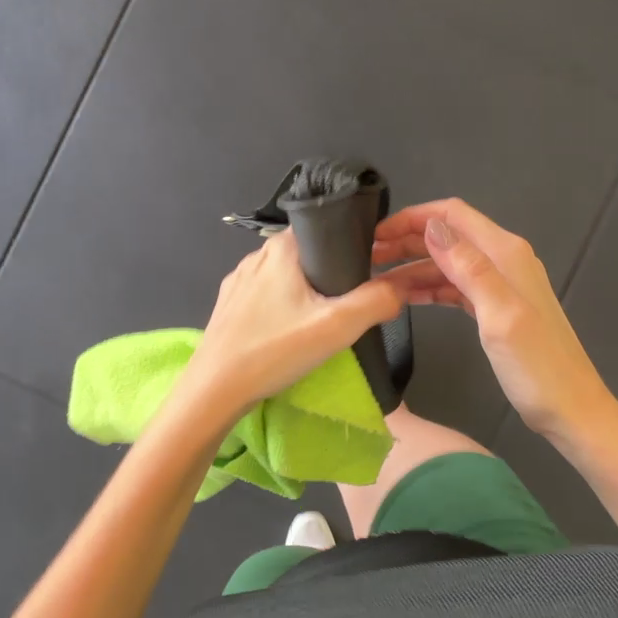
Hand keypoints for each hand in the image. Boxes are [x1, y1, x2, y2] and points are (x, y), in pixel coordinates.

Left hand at [182, 230, 404, 415]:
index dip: (352, 245)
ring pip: (285, 278)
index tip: (370, 271)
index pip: (326, 228)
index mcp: (282, 247)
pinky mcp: (228, 306)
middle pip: (308, 255)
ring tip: (320, 322)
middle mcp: (256, 255)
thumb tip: (402, 286)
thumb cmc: (274, 351)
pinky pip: (265, 297)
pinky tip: (288, 333)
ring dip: (305, 295)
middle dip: (330, 276)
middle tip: (348, 306)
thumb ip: (376, 301)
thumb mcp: (337, 327)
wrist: (215, 389)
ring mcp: (238, 281)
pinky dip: (282, 309)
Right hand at [373, 199, 612, 440]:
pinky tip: (404, 298)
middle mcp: (504, 261)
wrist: (570, 409)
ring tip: (375, 281)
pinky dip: (429, 288)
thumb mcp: (500, 316)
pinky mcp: (495, 309)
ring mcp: (500, 286)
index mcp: (506, 254)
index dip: (412, 217)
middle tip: (367, 259)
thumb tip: (431, 228)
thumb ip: (469, 268)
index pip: (452, 215)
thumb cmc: (537, 367)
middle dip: (406, 241)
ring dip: (413, 267)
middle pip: (448, 236)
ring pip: (448, 263)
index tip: (375, 234)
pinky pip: (456, 288)